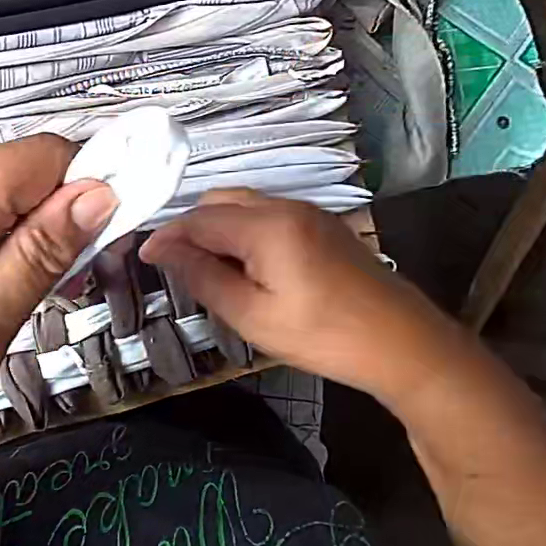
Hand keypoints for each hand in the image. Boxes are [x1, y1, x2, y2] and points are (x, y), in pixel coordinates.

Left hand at [0, 135, 116, 456]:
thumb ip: (41, 253)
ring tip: (68, 281)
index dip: (88, 175)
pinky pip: (1, 222)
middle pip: (31, 171)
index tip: (120, 219)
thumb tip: (97, 195)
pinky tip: (41, 281)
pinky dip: (32, 243)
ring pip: (21, 197)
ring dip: (56, 228)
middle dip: (75, 204)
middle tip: (94, 262)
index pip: (40, 155)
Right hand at [139, 189, 461, 406]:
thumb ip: (202, 276)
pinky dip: (244, 232)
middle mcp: (286, 206)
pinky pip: (269, 215)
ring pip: (244, 205)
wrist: (402, 343)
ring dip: (218, 230)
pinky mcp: (323, 225)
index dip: (166, 236)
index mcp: (267, 226)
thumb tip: (159, 248)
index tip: (143, 259)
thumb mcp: (252, 315)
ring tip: (209, 272)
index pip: (198, 219)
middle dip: (191, 228)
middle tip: (177, 269)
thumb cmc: (322, 336)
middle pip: (220, 201)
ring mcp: (309, 212)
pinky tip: (246, 267)